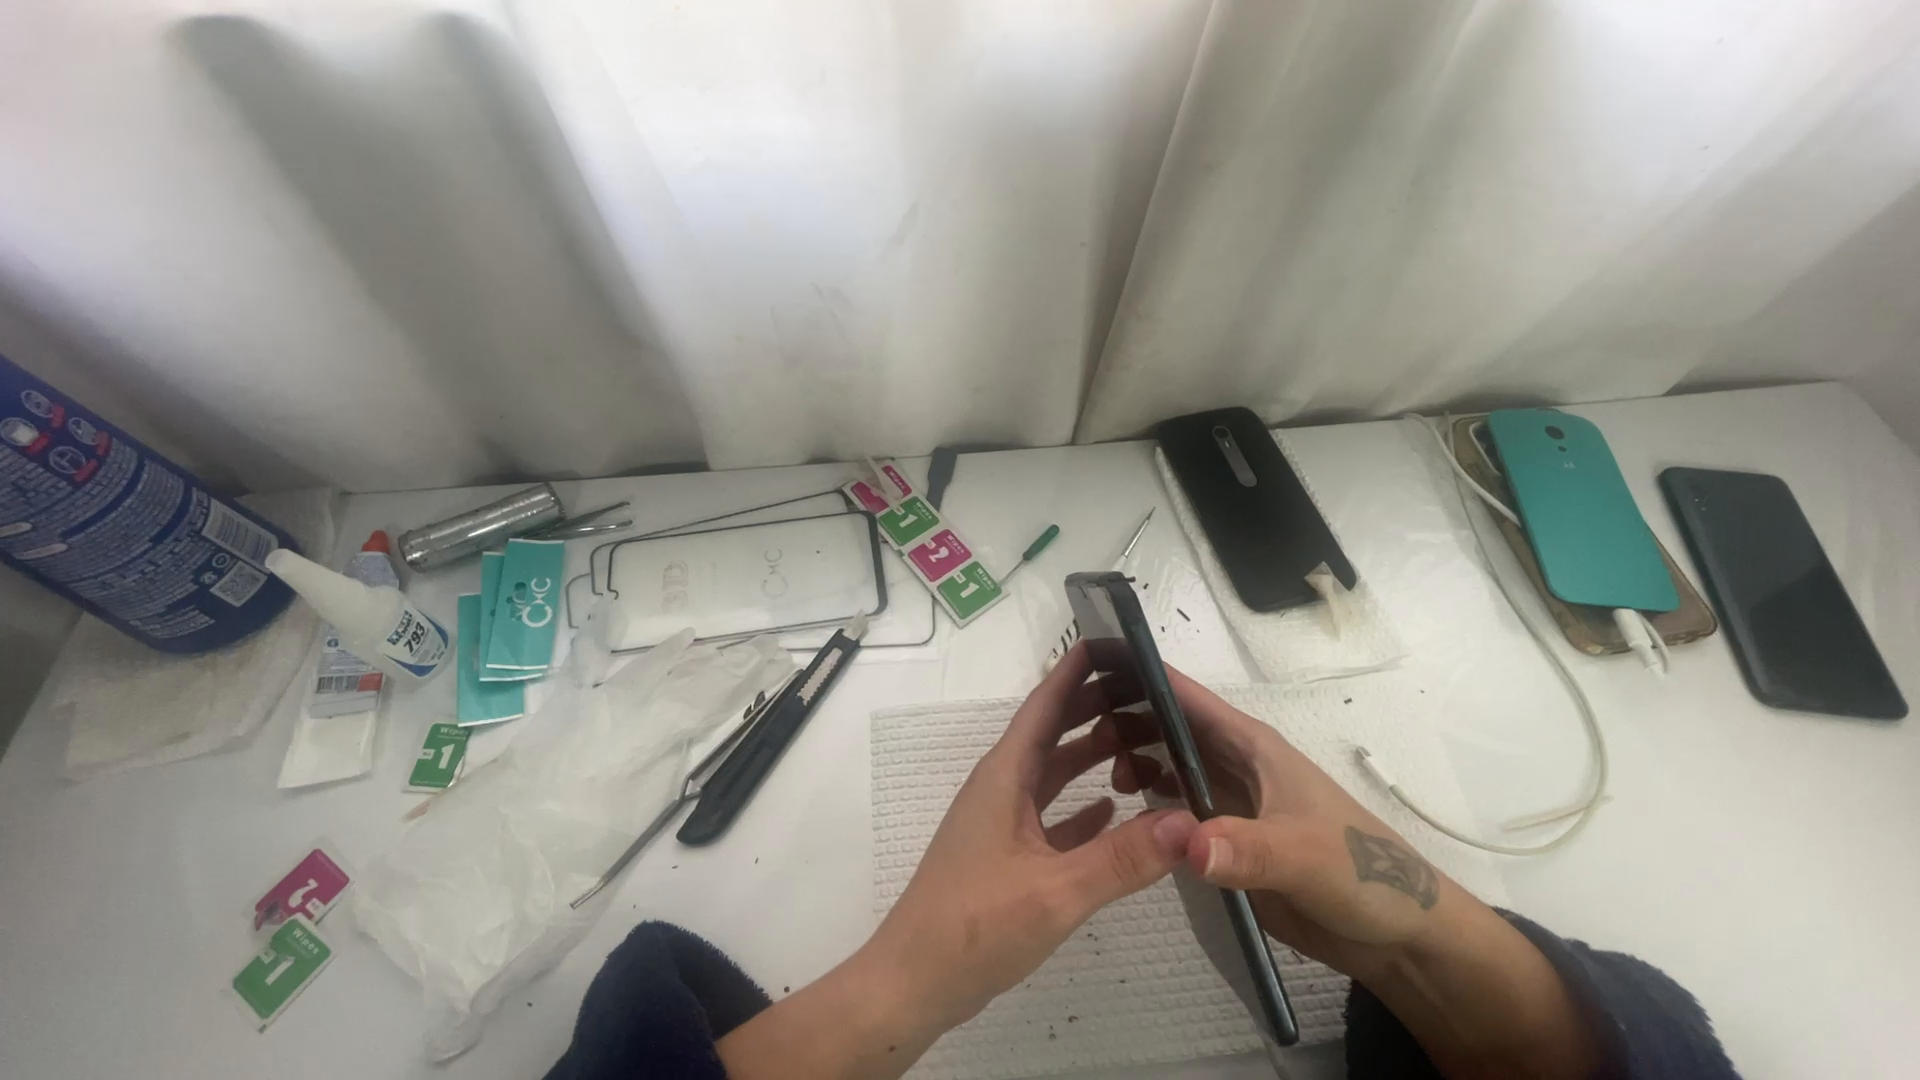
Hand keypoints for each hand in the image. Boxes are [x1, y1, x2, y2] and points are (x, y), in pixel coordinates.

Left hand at [866, 642, 1199, 1029]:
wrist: (914, 982)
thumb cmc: (974, 926)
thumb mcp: (1056, 892)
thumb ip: (1123, 859)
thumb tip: (1189, 824)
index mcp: (1004, 776)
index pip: (1044, 705)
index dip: (1075, 671)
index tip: (1111, 642)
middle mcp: (1001, 788)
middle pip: (1052, 733)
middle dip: (1095, 709)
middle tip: (1148, 694)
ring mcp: (1001, 822)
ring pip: (1053, 774)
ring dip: (1091, 758)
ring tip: (1144, 746)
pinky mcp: (1005, 855)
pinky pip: (1050, 816)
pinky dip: (1082, 808)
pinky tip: (1114, 812)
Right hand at [1109, 666, 1604, 1078]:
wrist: (1397, 936)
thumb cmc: (1361, 874)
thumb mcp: (1305, 856)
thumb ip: (1247, 849)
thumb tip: (1187, 841)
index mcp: (1251, 746)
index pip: (1186, 697)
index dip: (1138, 675)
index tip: (1086, 664)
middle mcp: (1232, 764)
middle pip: (1166, 725)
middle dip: (1122, 718)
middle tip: (1071, 730)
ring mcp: (1227, 801)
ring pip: (1166, 763)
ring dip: (1131, 758)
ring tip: (1090, 769)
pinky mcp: (1225, 838)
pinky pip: (1174, 807)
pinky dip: (1147, 800)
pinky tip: (1119, 810)